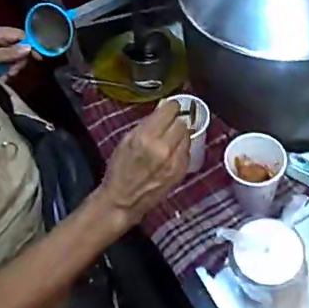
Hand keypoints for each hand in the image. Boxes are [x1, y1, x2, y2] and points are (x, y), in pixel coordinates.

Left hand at [0, 25, 30, 77]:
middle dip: (18, 61)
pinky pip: (11, 62)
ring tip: (2, 76)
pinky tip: (0, 76)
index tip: (37, 58)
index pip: (20, 34)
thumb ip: (7, 53)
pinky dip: (7, 71)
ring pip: (17, 56)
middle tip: (11, 72)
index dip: (31, 45)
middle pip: (21, 46)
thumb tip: (28, 48)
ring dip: (12, 68)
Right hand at [94, 100, 191, 222]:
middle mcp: (163, 147)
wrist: (123, 200)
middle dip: (175, 121)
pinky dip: (181, 148)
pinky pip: (188, 151)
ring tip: (168, 139)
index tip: (170, 107)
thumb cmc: (120, 169)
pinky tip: (171, 153)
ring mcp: (175, 161)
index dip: (171, 107)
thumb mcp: (126, 140)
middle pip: (182, 122)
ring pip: (187, 135)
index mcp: (146, 136)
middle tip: (167, 125)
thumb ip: (146, 123)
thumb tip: (162, 110)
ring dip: (179, 134)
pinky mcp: (181, 172)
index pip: (171, 110)